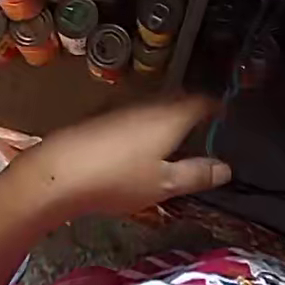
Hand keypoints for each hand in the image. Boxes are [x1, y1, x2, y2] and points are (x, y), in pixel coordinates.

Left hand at [0, 96, 230, 222]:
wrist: (57, 171)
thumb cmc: (118, 178)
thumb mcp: (164, 184)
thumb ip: (197, 174)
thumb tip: (227, 168)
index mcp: (173, 115)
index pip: (203, 101)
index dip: (216, 107)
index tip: (225, 116)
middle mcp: (152, 103)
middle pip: (180, 99)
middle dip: (194, 110)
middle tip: (205, 128)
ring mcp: (125, 106)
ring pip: (157, 105)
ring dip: (170, 115)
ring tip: (176, 137)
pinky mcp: (104, 115)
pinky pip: (137, 112)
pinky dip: (148, 122)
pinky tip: (140, 143)